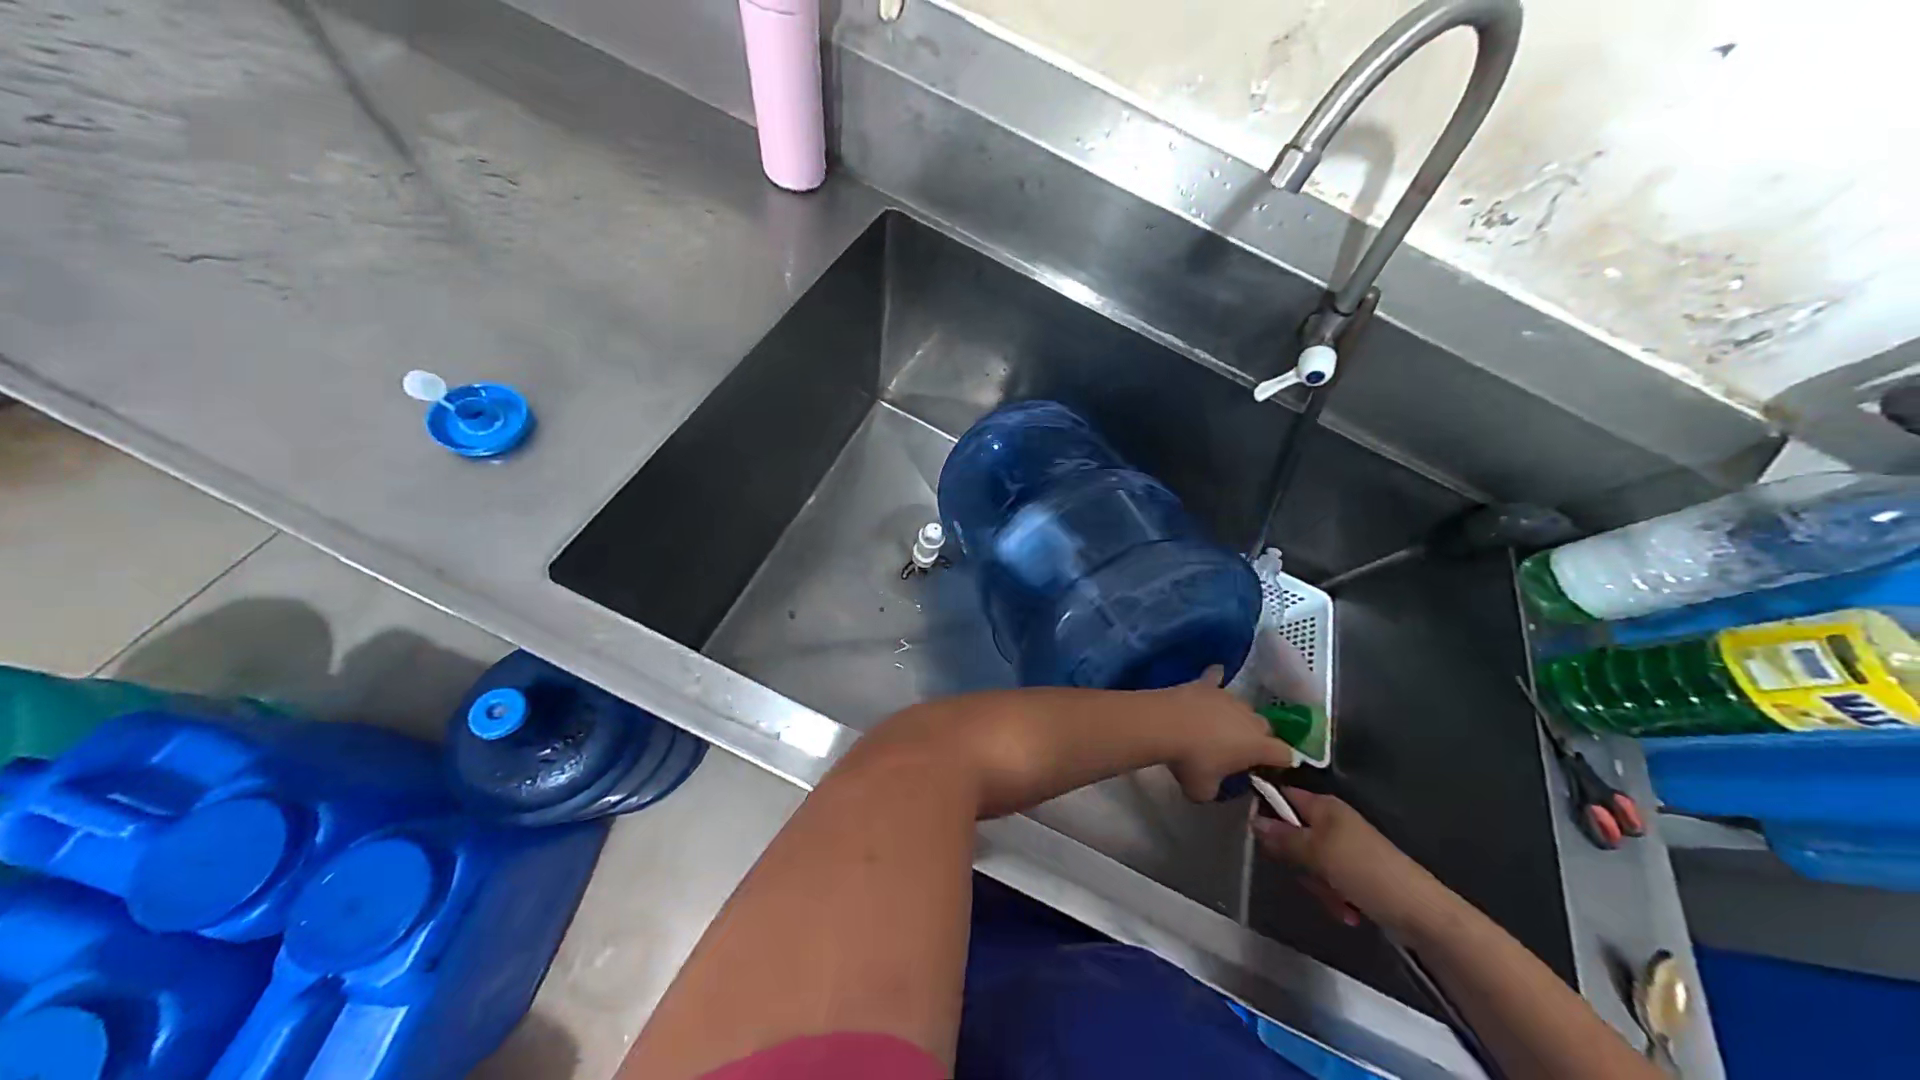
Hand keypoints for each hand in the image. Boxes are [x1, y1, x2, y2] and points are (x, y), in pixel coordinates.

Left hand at [1152, 667, 1297, 802]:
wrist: (1164, 724)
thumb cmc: (1190, 761)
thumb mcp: (1203, 790)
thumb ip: (1214, 791)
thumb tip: (1210, 789)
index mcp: (1258, 746)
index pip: (1284, 754)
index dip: (1279, 762)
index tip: (1265, 768)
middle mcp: (1251, 718)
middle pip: (1265, 727)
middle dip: (1256, 738)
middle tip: (1236, 750)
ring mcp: (1229, 697)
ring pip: (1242, 706)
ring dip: (1235, 716)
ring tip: (1215, 725)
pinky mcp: (1207, 683)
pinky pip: (1217, 679)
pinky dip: (1216, 681)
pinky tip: (1211, 682)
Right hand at [1251, 788, 1452, 934]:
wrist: (1422, 915)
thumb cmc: (1366, 872)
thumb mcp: (1318, 852)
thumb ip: (1283, 837)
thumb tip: (1252, 819)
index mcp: (1325, 807)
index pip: (1282, 796)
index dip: (1266, 811)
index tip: (1257, 835)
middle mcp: (1333, 823)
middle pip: (1292, 835)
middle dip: (1297, 862)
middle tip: (1308, 876)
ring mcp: (1345, 850)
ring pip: (1309, 863)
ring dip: (1318, 886)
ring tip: (1336, 900)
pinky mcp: (1356, 875)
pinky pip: (1329, 882)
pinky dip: (1334, 898)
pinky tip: (1347, 911)